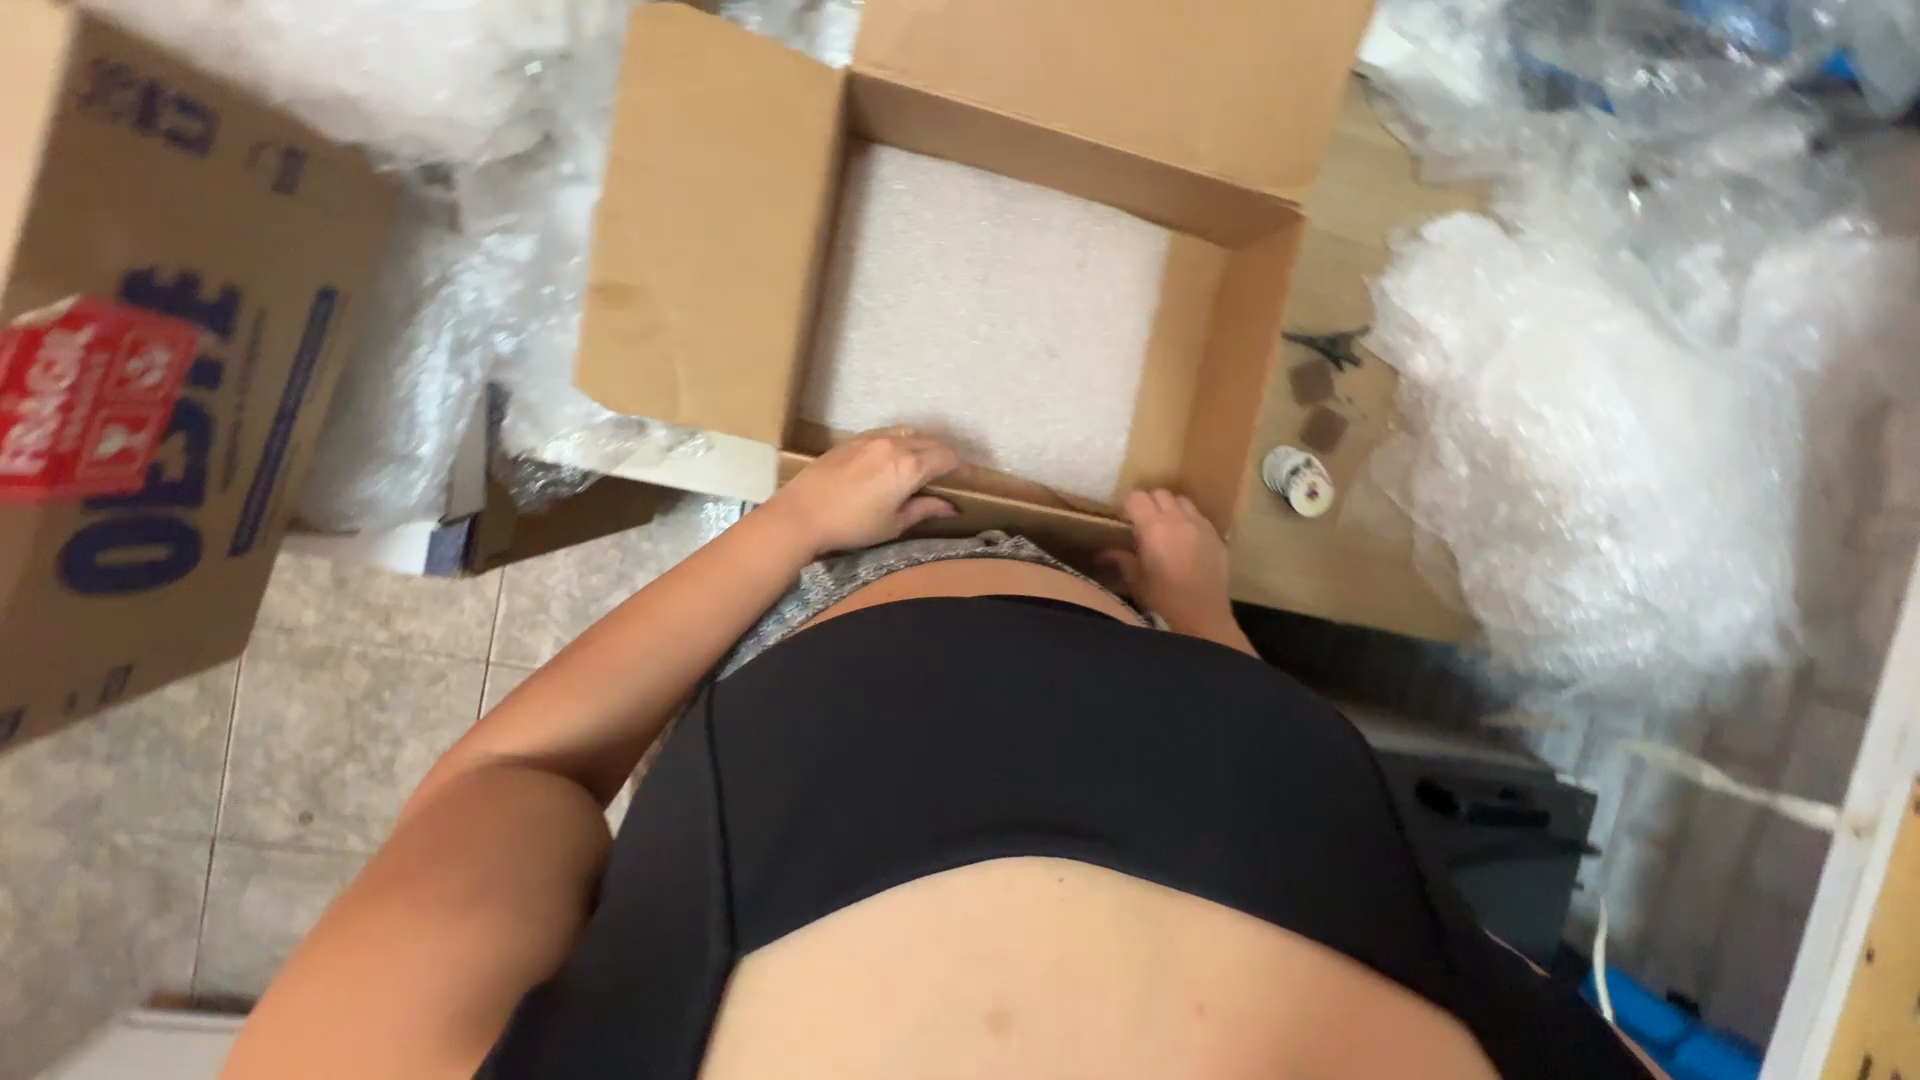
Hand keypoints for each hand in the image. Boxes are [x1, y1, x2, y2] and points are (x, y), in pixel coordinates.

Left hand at [761, 427, 961, 556]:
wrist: (802, 514)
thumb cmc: (852, 526)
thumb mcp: (893, 524)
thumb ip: (924, 509)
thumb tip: (950, 507)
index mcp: (910, 467)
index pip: (947, 458)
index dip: (962, 467)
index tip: (969, 478)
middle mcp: (895, 445)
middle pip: (932, 441)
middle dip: (946, 455)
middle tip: (951, 472)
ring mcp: (872, 438)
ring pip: (910, 433)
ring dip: (924, 445)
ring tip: (926, 463)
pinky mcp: (853, 440)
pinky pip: (888, 433)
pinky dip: (902, 441)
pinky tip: (897, 457)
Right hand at [1099, 490, 1251, 653]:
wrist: (1203, 616)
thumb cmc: (1163, 600)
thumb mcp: (1137, 580)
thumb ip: (1121, 560)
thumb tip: (1103, 554)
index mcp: (1153, 528)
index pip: (1137, 497)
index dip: (1129, 506)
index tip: (1125, 519)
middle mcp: (1178, 520)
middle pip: (1161, 493)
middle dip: (1150, 502)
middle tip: (1144, 522)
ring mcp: (1201, 526)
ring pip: (1183, 501)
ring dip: (1171, 508)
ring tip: (1167, 527)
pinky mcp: (1217, 536)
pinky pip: (1200, 517)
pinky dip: (1189, 521)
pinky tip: (1186, 541)